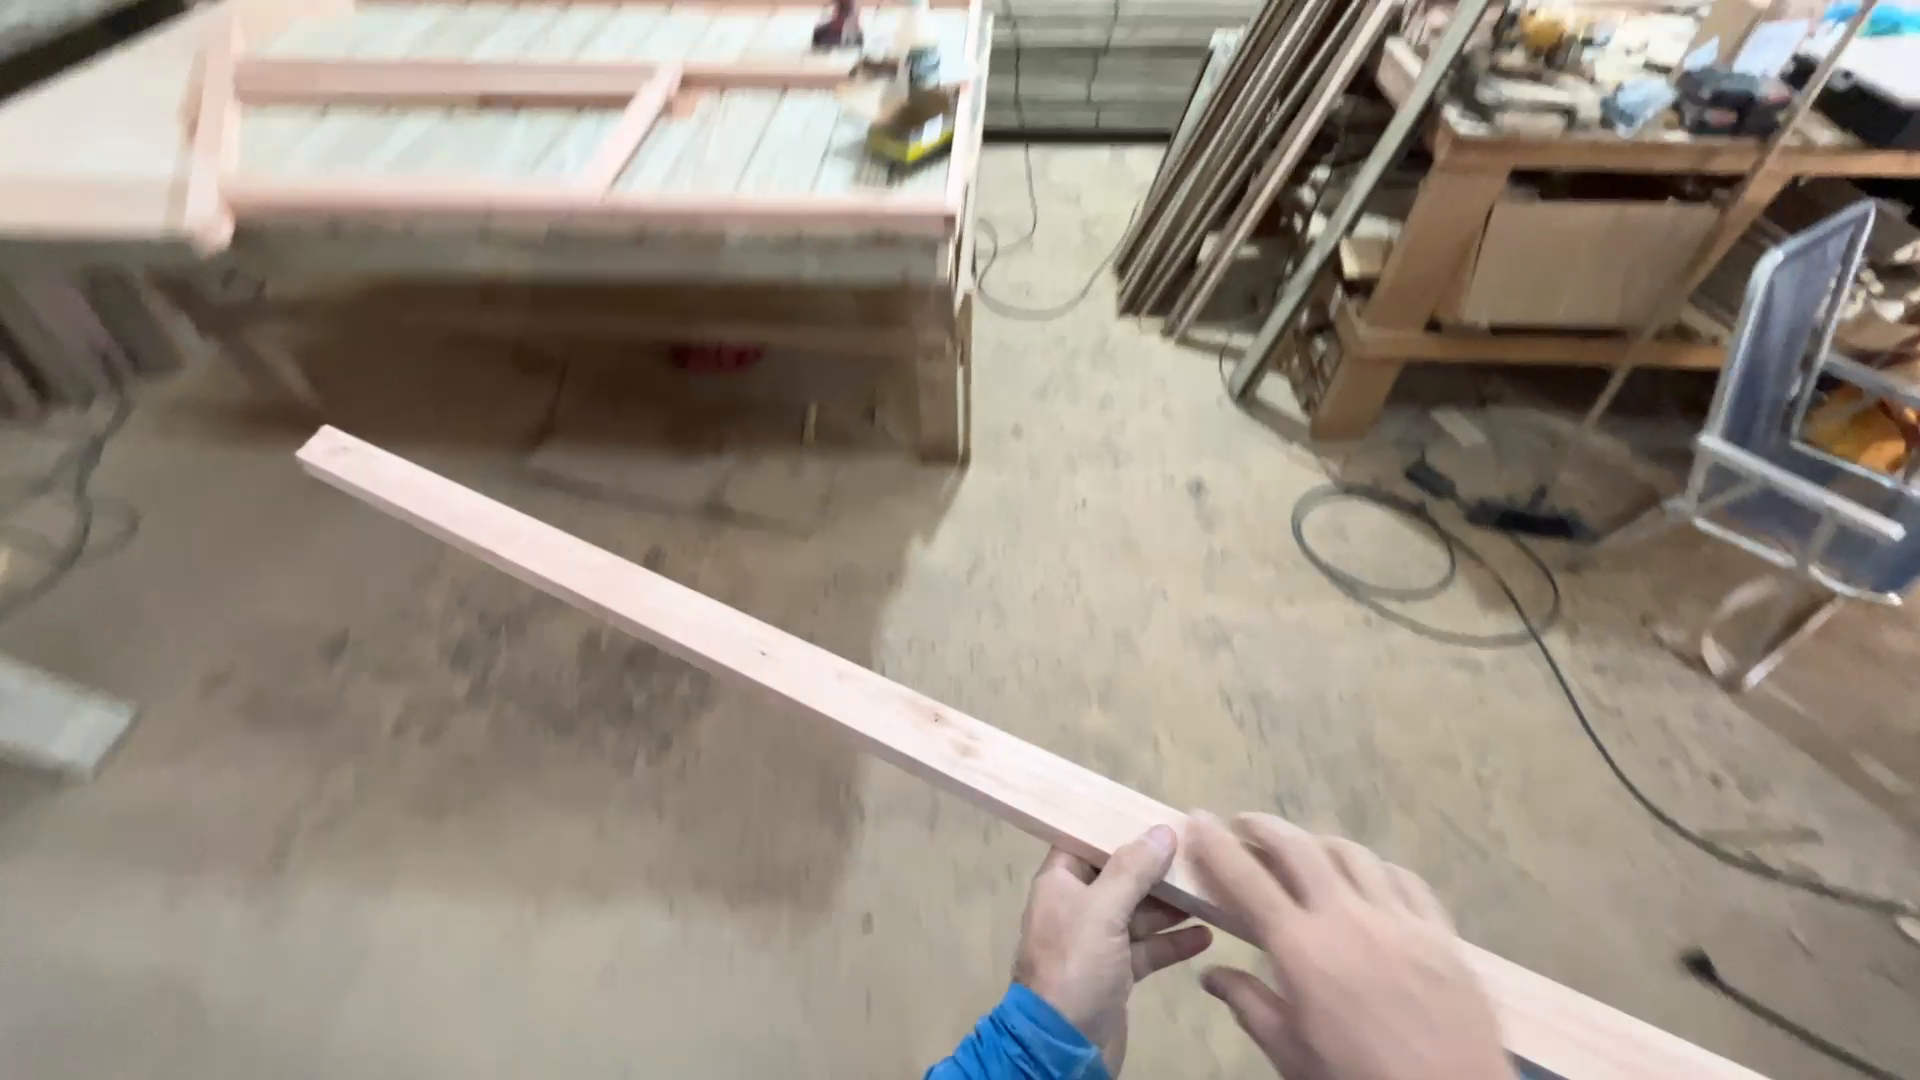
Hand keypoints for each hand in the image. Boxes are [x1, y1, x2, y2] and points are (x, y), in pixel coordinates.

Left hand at [1012, 825, 1214, 1076]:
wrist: (1063, 1046)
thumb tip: (1161, 830)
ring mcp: (1096, 941)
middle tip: (1194, 856)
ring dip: (1169, 905)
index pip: (1087, 842)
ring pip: (1137, 912)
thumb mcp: (1102, 910)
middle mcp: (1076, 905)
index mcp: (1060, 881)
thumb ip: (1132, 869)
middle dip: (1154, 868)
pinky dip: (1172, 942)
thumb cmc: (1075, 965)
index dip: (1118, 829)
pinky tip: (1205, 935)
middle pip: (1118, 876)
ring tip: (1208, 892)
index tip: (1155, 818)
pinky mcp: (1116, 973)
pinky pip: (1147, 948)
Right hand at [1188, 813, 1509, 1079]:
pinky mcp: (1441, 935)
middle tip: (1245, 825)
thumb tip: (1211, 974)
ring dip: (1317, 843)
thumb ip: (1249, 1005)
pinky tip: (1368, 879)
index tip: (1199, 818)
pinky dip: (1376, 868)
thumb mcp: (1292, 1055)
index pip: (1245, 877)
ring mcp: (1399, 922)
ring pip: (1351, 853)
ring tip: (1304, 851)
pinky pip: (1405, 879)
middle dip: (1264, 826)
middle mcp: (1346, 919)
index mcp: (1301, 948)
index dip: (1216, 842)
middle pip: (1297, 846)